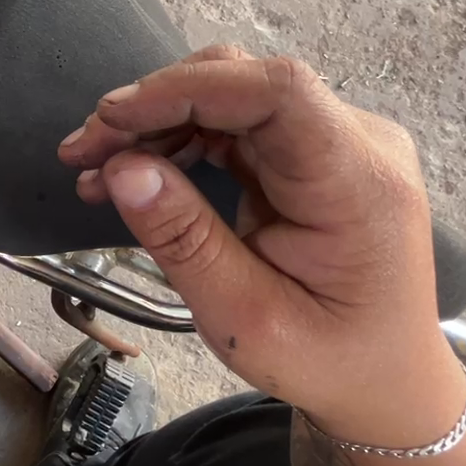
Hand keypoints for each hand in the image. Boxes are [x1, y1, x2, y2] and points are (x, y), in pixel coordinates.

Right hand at [58, 46, 465, 447]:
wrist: (383, 382)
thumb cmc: (325, 360)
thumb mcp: (244, 316)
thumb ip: (183, 239)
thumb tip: (121, 168)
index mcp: (357, 184)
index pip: (276, 93)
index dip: (184, 89)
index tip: (109, 120)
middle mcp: (355, 143)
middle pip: (242, 83)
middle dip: (151, 106)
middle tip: (82, 153)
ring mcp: (332, 142)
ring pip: (226, 95)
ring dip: (152, 122)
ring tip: (93, 168)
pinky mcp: (306, 152)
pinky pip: (228, 122)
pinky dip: (170, 138)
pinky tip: (129, 172)